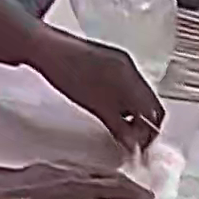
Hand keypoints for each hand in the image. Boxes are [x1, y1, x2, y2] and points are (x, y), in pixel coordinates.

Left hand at [30, 28, 164, 151]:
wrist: (44, 48)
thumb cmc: (68, 74)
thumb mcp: (99, 110)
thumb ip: (121, 130)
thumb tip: (134, 147)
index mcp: (131, 80)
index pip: (154, 115)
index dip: (149, 136)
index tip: (141, 150)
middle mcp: (130, 70)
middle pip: (151, 106)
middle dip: (145, 126)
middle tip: (134, 142)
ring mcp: (122, 64)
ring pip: (141, 98)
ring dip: (136, 115)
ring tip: (122, 128)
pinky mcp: (112, 62)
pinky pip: (129, 87)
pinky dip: (126, 103)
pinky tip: (115, 111)